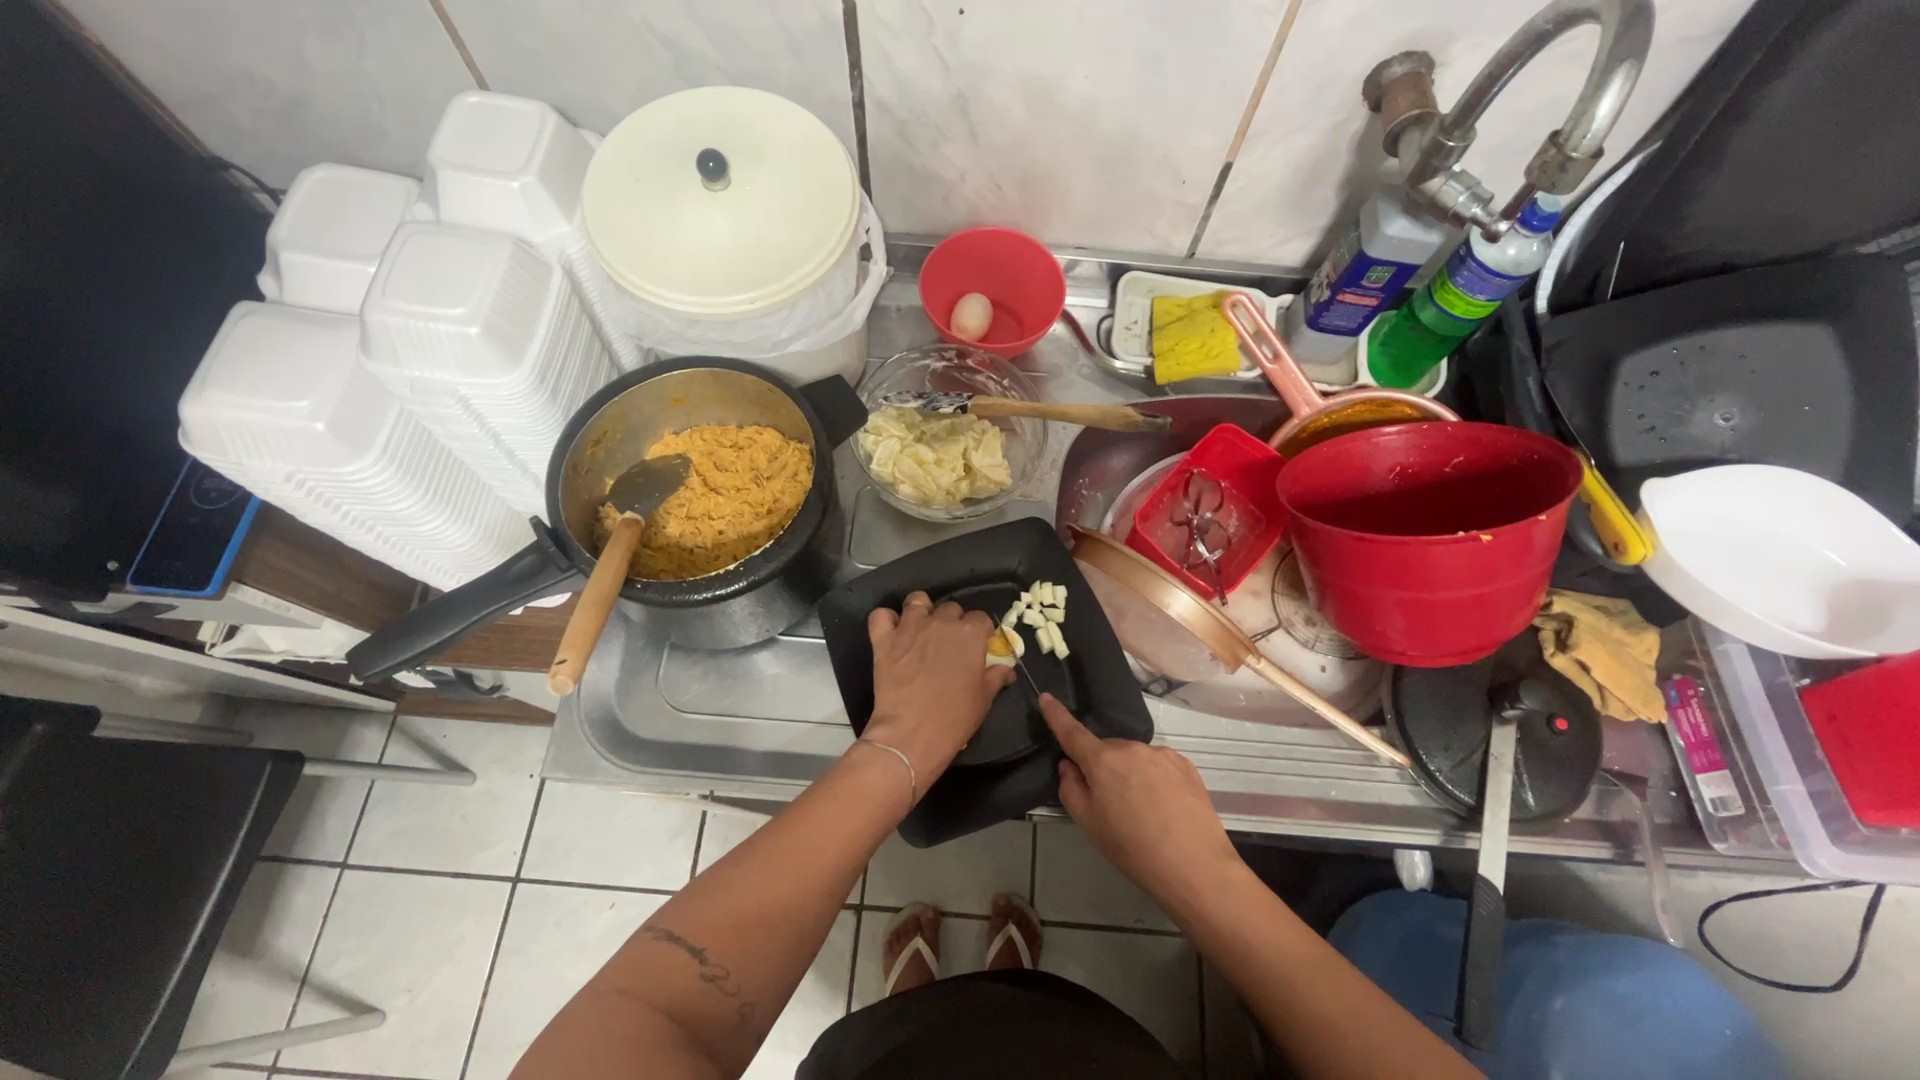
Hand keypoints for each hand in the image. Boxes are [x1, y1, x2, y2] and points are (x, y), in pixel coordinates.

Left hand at [863, 591, 1015, 786]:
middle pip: (950, 608)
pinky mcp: (883, 639)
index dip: (980, 632)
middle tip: (949, 644)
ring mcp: (909, 627)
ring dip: (922, 611)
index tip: (978, 646)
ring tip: (922, 630)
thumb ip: (995, 677)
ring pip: (917, 601)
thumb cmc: (954, 717)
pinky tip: (892, 632)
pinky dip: (886, 620)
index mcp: (970, 633)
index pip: (981, 618)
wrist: (911, 732)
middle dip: (952, 622)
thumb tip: (1006, 669)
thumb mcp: (984, 699)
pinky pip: (881, 615)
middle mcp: (941, 622)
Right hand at [1040, 693, 1242, 914]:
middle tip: (1109, 804)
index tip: (1046, 697)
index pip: (1072, 732)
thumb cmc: (1132, 848)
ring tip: (1142, 811)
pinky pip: (1158, 764)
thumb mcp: (1088, 824)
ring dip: (1130, 773)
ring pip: (1134, 757)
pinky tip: (1163, 807)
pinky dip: (1153, 779)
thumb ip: (1071, 788)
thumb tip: (1070, 765)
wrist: (1194, 865)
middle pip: (1106, 750)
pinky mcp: (1186, 765)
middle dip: (1102, 767)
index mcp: (1103, 760)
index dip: (1056, 715)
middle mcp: (1132, 748)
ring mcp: (1162, 754)